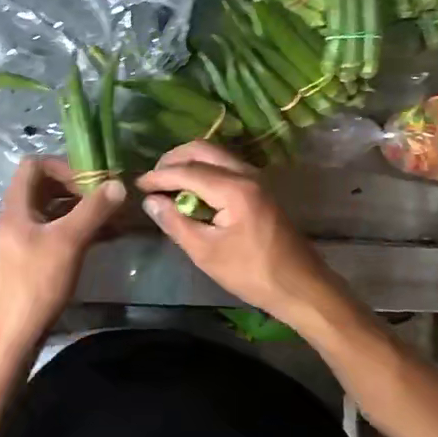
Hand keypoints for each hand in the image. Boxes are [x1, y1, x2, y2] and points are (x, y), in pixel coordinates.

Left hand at [0, 157, 124, 344]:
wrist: (17, 329)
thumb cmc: (38, 281)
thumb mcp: (69, 241)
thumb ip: (93, 209)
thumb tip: (118, 184)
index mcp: (16, 205)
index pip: (35, 165)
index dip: (63, 166)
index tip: (90, 181)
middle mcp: (18, 215)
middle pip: (47, 185)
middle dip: (79, 188)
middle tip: (107, 198)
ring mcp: (25, 235)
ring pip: (55, 208)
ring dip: (83, 208)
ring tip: (114, 217)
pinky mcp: (34, 255)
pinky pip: (59, 229)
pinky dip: (81, 227)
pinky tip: (108, 235)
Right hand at [137, 142, 351, 325]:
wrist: (300, 286)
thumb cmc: (251, 273)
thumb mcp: (205, 252)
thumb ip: (175, 222)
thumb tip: (150, 200)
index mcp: (234, 189)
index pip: (187, 171)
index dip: (159, 176)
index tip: (137, 184)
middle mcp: (246, 174)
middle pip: (203, 150)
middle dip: (173, 160)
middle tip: (152, 178)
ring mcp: (256, 179)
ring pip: (216, 155)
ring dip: (189, 162)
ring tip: (167, 182)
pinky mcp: (260, 189)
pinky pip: (226, 166)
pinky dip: (204, 170)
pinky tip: (191, 189)